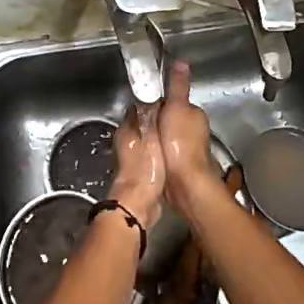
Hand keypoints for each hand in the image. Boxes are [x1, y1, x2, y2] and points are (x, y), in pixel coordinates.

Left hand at [109, 101, 165, 227]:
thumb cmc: (145, 167)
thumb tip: (154, 100)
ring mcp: (132, 157)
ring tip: (177, 135)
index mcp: (126, 128)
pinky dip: (161, 152)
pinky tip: (173, 155)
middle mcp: (126, 141)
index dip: (152, 103)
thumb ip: (151, 117)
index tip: (167, 102)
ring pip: (147, 139)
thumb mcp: (151, 135)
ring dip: (159, 137)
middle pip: (142, 123)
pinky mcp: (140, 171)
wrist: (139, 202)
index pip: (137, 107)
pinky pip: (152, 154)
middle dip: (157, 120)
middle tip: (175, 119)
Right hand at [156, 62, 221, 211]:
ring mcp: (189, 148)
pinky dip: (158, 149)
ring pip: (168, 135)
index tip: (146, 104)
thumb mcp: (176, 107)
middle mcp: (196, 129)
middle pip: (171, 118)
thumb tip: (181, 61)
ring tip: (141, 137)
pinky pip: (166, 150)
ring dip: (157, 135)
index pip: (175, 100)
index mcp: (196, 113)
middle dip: (157, 119)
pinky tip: (148, 152)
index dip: (161, 101)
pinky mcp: (181, 165)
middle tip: (140, 122)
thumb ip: (177, 86)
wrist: (185, 184)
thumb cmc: (180, 143)